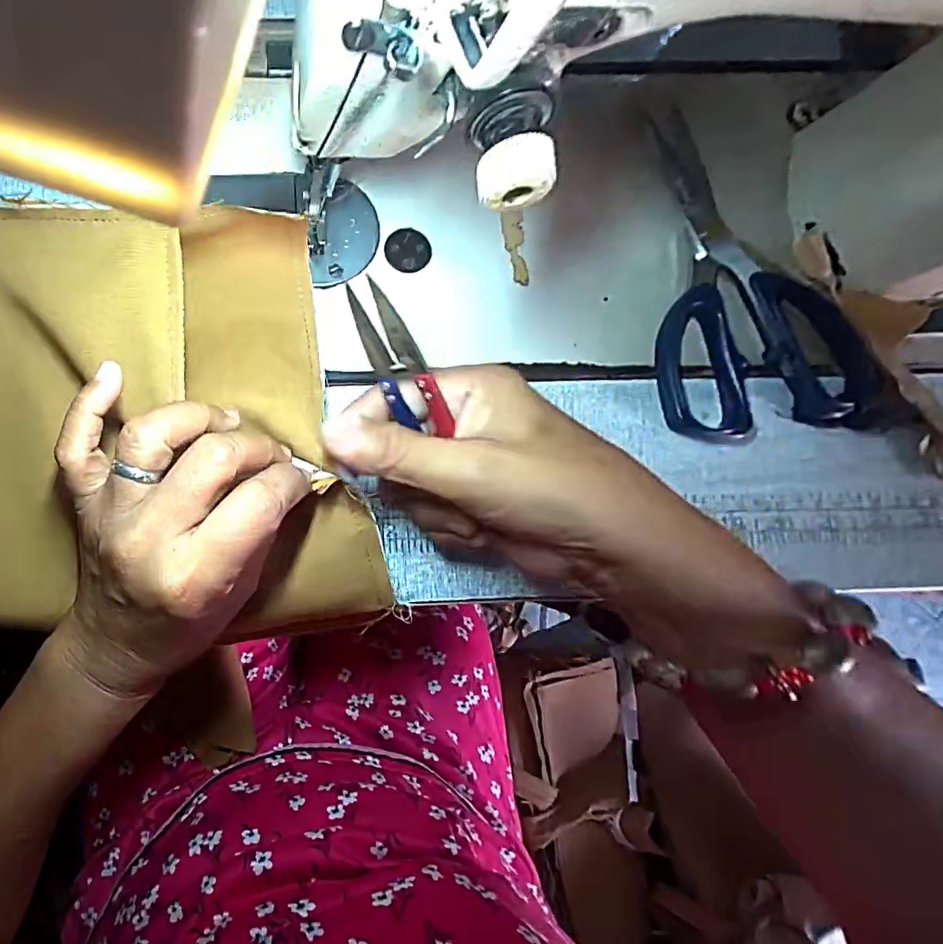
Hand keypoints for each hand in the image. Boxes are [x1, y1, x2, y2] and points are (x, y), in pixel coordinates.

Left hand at [50, 362, 310, 699]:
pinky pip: (74, 444)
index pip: (257, 500)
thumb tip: (289, 475)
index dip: (290, 479)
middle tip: (269, 455)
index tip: (298, 476)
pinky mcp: (82, 501)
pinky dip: (89, 404)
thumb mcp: (240, 594)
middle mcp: (146, 536)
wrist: (114, 646)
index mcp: (193, 574)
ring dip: (196, 418)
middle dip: (257, 448)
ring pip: (150, 434)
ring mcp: (108, 513)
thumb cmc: (182, 629)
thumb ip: (263, 531)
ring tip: (222, 424)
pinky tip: (113, 373)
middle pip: (212, 458)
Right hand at [321, 366, 808, 668]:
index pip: (389, 396)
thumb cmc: (550, 490)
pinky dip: (448, 525)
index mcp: (467, 390)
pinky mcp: (469, 498)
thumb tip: (325, 432)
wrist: (617, 553)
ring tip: (475, 515)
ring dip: (433, 508)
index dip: (363, 426)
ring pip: (406, 485)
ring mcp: (464, 462)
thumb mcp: (467, 468)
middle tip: (440, 492)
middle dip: (412, 480)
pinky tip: (482, 530)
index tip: (343, 459)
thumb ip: (394, 452)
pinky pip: (427, 509)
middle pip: (391, 445)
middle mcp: (461, 419)